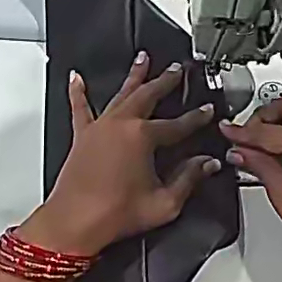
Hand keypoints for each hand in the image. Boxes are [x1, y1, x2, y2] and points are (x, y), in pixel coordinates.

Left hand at [21, 52, 222, 257]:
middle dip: (165, 80)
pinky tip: (75, 78)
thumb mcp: (164, 202)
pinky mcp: (82, 136)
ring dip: (134, 76)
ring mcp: (99, 128)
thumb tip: (206, 165)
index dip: (196, 118)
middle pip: (148, 95)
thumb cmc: (113, 213)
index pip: (177, 124)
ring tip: (142, 59)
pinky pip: (80, 107)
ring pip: (120, 93)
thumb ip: (188, 179)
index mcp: (142, 137)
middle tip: (176, 69)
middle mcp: (120, 125)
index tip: (206, 111)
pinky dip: (78, 92)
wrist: (75, 222)